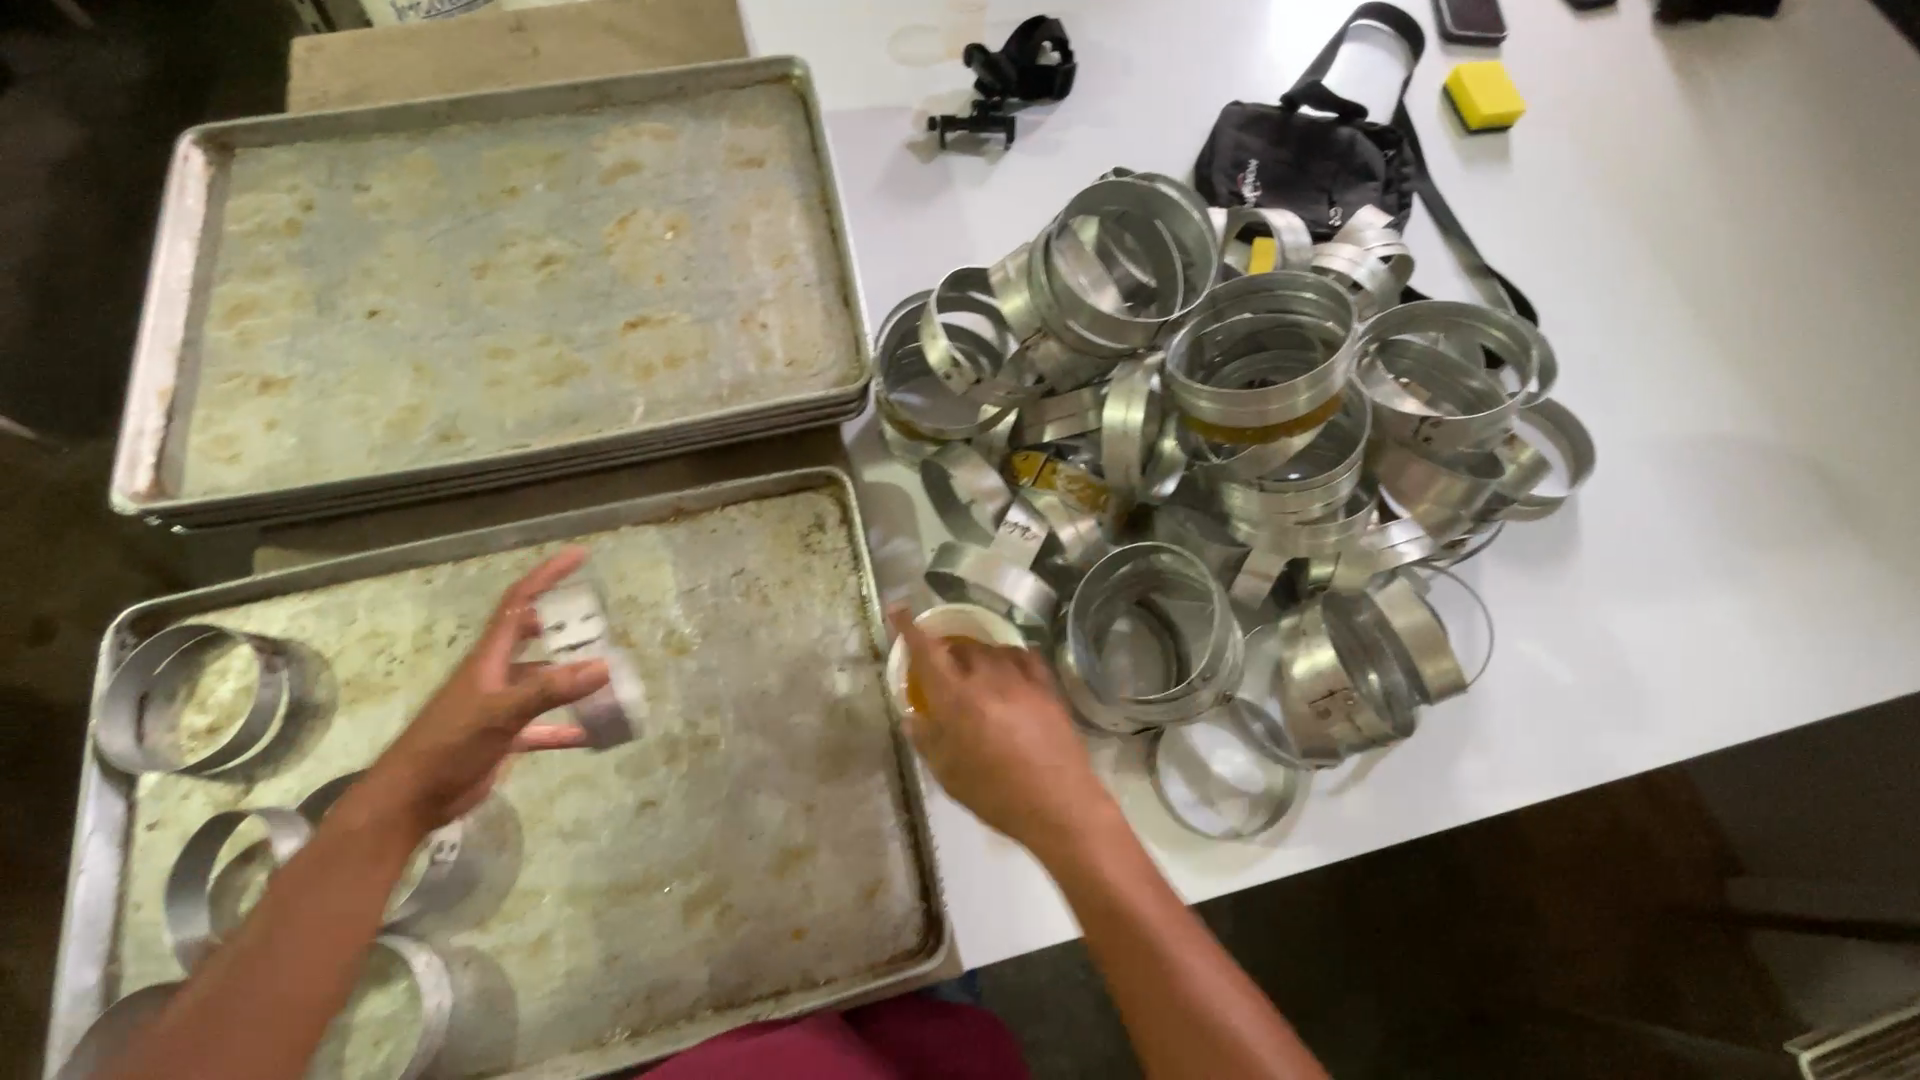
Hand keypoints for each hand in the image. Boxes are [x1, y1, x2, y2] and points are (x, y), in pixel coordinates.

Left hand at [361, 548, 610, 833]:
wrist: (411, 799)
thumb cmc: (448, 746)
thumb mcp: (501, 714)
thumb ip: (550, 690)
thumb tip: (603, 666)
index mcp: (488, 658)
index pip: (519, 603)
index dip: (547, 576)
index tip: (579, 557)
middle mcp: (495, 675)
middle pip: (531, 636)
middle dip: (563, 624)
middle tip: (600, 620)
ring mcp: (499, 706)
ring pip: (543, 682)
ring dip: (572, 679)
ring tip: (608, 677)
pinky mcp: (504, 737)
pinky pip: (544, 726)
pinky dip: (568, 727)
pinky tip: (595, 733)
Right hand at [889, 607, 1117, 855]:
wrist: (1058, 804)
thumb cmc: (995, 795)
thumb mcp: (947, 774)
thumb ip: (927, 739)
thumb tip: (913, 717)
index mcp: (955, 698)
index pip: (926, 651)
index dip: (909, 628)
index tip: (899, 609)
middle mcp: (986, 678)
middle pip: (960, 647)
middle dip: (945, 649)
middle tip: (938, 666)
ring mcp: (1021, 679)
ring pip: (991, 650)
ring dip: (976, 654)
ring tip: (971, 671)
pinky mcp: (1047, 687)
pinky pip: (1023, 657)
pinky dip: (1008, 658)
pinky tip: (1008, 670)